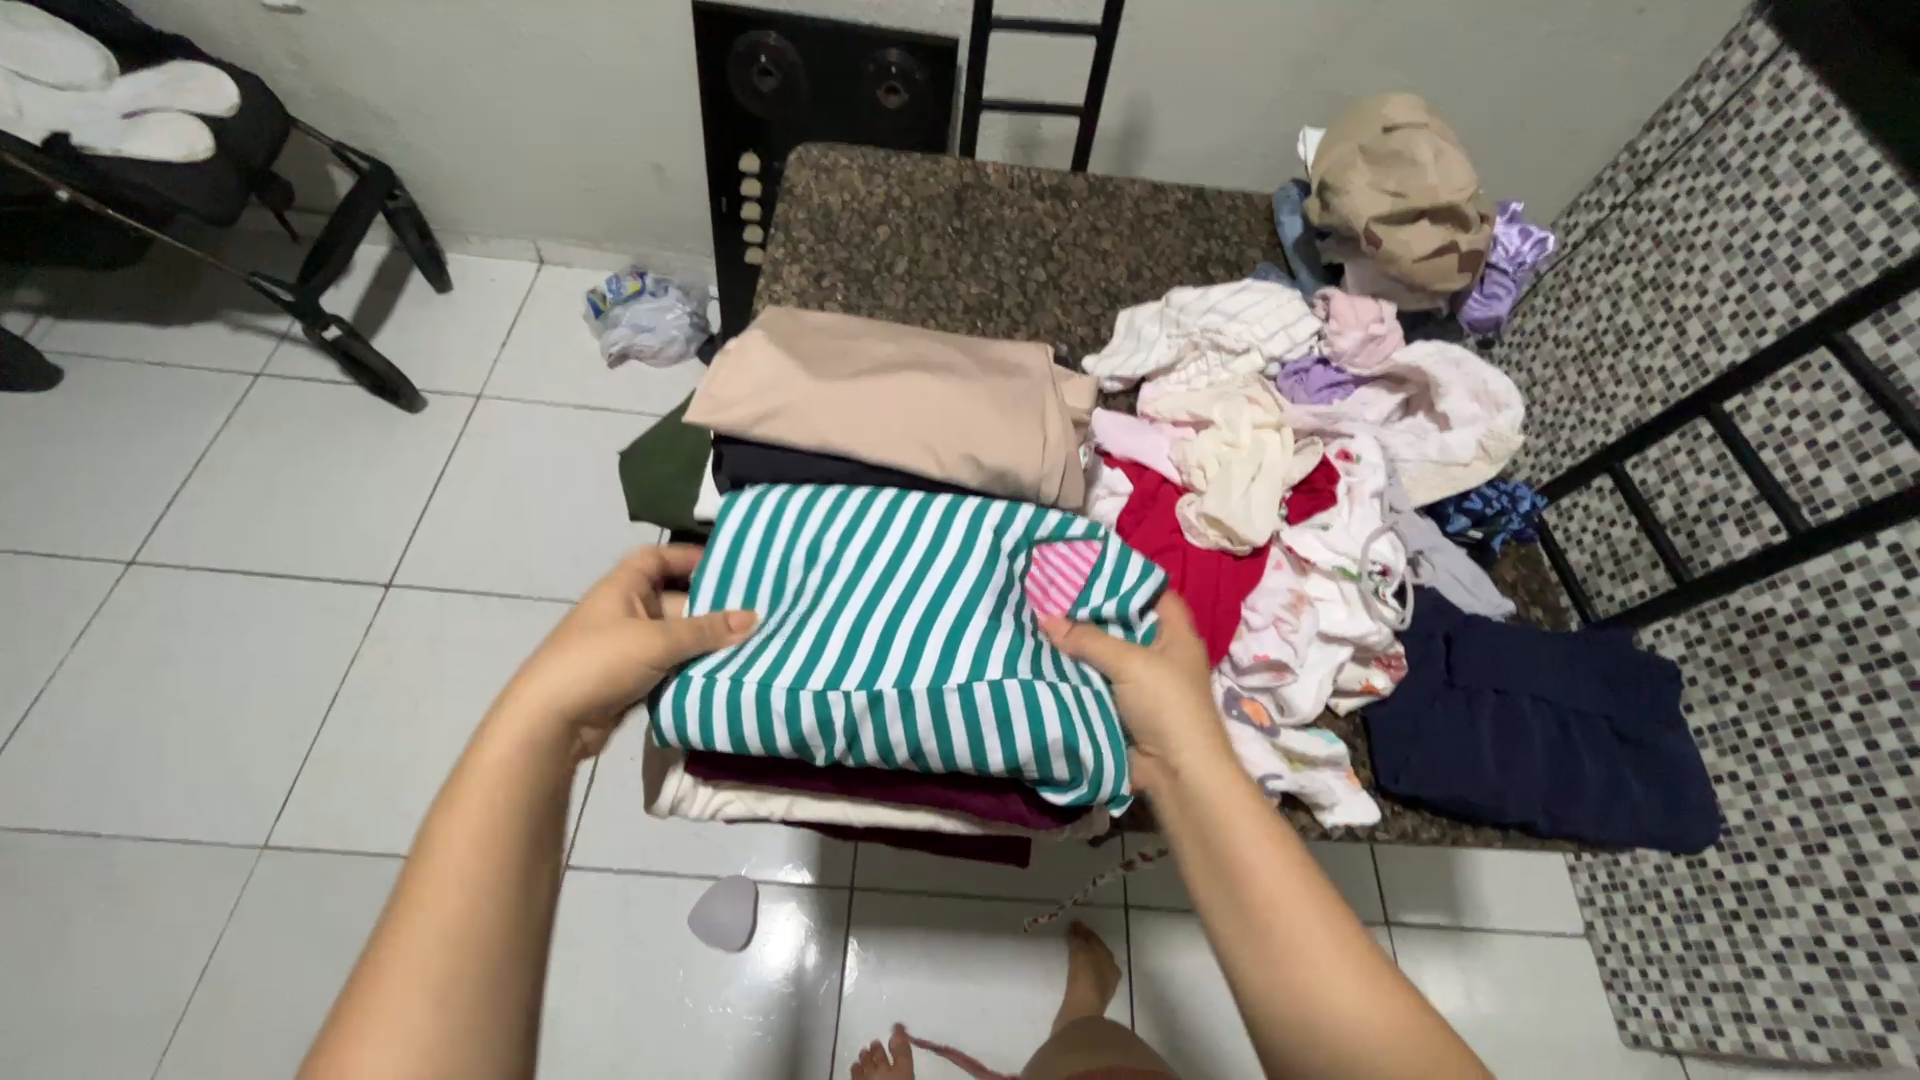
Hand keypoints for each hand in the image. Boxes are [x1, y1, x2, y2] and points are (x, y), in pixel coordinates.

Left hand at [495, 545, 756, 758]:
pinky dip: (695, 668)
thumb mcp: (658, 640)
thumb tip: (754, 617)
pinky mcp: (633, 679)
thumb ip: (707, 630)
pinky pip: (673, 665)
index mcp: (623, 587)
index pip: (658, 558)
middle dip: (712, 608)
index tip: (729, 565)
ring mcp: (629, 647)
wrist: (551, 722)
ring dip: (708, 643)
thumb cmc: (599, 662)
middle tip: (757, 612)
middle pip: (677, 600)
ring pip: (679, 637)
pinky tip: (728, 671)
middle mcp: (627, 611)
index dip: (690, 558)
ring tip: (753, 643)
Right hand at [1041, 593, 1233, 793]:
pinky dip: (1074, 674)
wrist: (1176, 772)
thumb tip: (1046, 618)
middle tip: (1053, 592)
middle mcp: (1160, 654)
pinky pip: (1094, 682)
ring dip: (1079, 645)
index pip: (1155, 594)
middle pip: (1123, 624)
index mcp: (1176, 635)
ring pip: (1105, 655)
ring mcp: (1140, 683)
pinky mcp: (1121, 707)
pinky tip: (1044, 657)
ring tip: (1040, 617)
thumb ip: (1088, 639)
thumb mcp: (1130, 662)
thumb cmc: (1167, 705)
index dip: (1128, 579)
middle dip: (1091, 612)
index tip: (1090, 568)